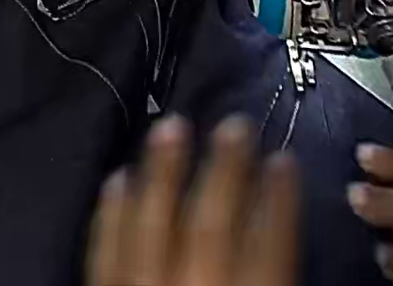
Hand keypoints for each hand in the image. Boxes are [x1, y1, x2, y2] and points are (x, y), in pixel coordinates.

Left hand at [88, 116, 298, 285]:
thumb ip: (277, 276)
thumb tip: (288, 233)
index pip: (268, 247)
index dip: (279, 199)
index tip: (285, 158)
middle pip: (209, 227)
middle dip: (224, 170)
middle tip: (235, 123)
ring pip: (151, 230)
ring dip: (162, 174)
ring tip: (171, 125)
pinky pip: (104, 258)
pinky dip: (110, 218)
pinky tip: (116, 178)